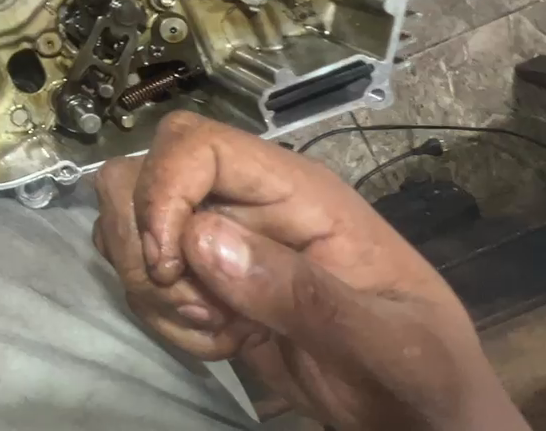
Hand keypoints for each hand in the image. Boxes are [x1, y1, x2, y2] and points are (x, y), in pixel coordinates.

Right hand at [93, 112, 526, 430]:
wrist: (415, 424)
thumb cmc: (422, 382)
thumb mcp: (393, 348)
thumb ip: (306, 295)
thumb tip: (199, 239)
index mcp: (293, 190)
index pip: (194, 142)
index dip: (162, 187)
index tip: (167, 263)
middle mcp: (239, 197)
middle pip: (138, 173)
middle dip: (145, 245)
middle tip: (196, 306)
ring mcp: (211, 232)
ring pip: (123, 219)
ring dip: (151, 285)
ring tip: (213, 328)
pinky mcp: (193, 271)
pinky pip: (133, 266)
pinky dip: (155, 309)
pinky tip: (211, 337)